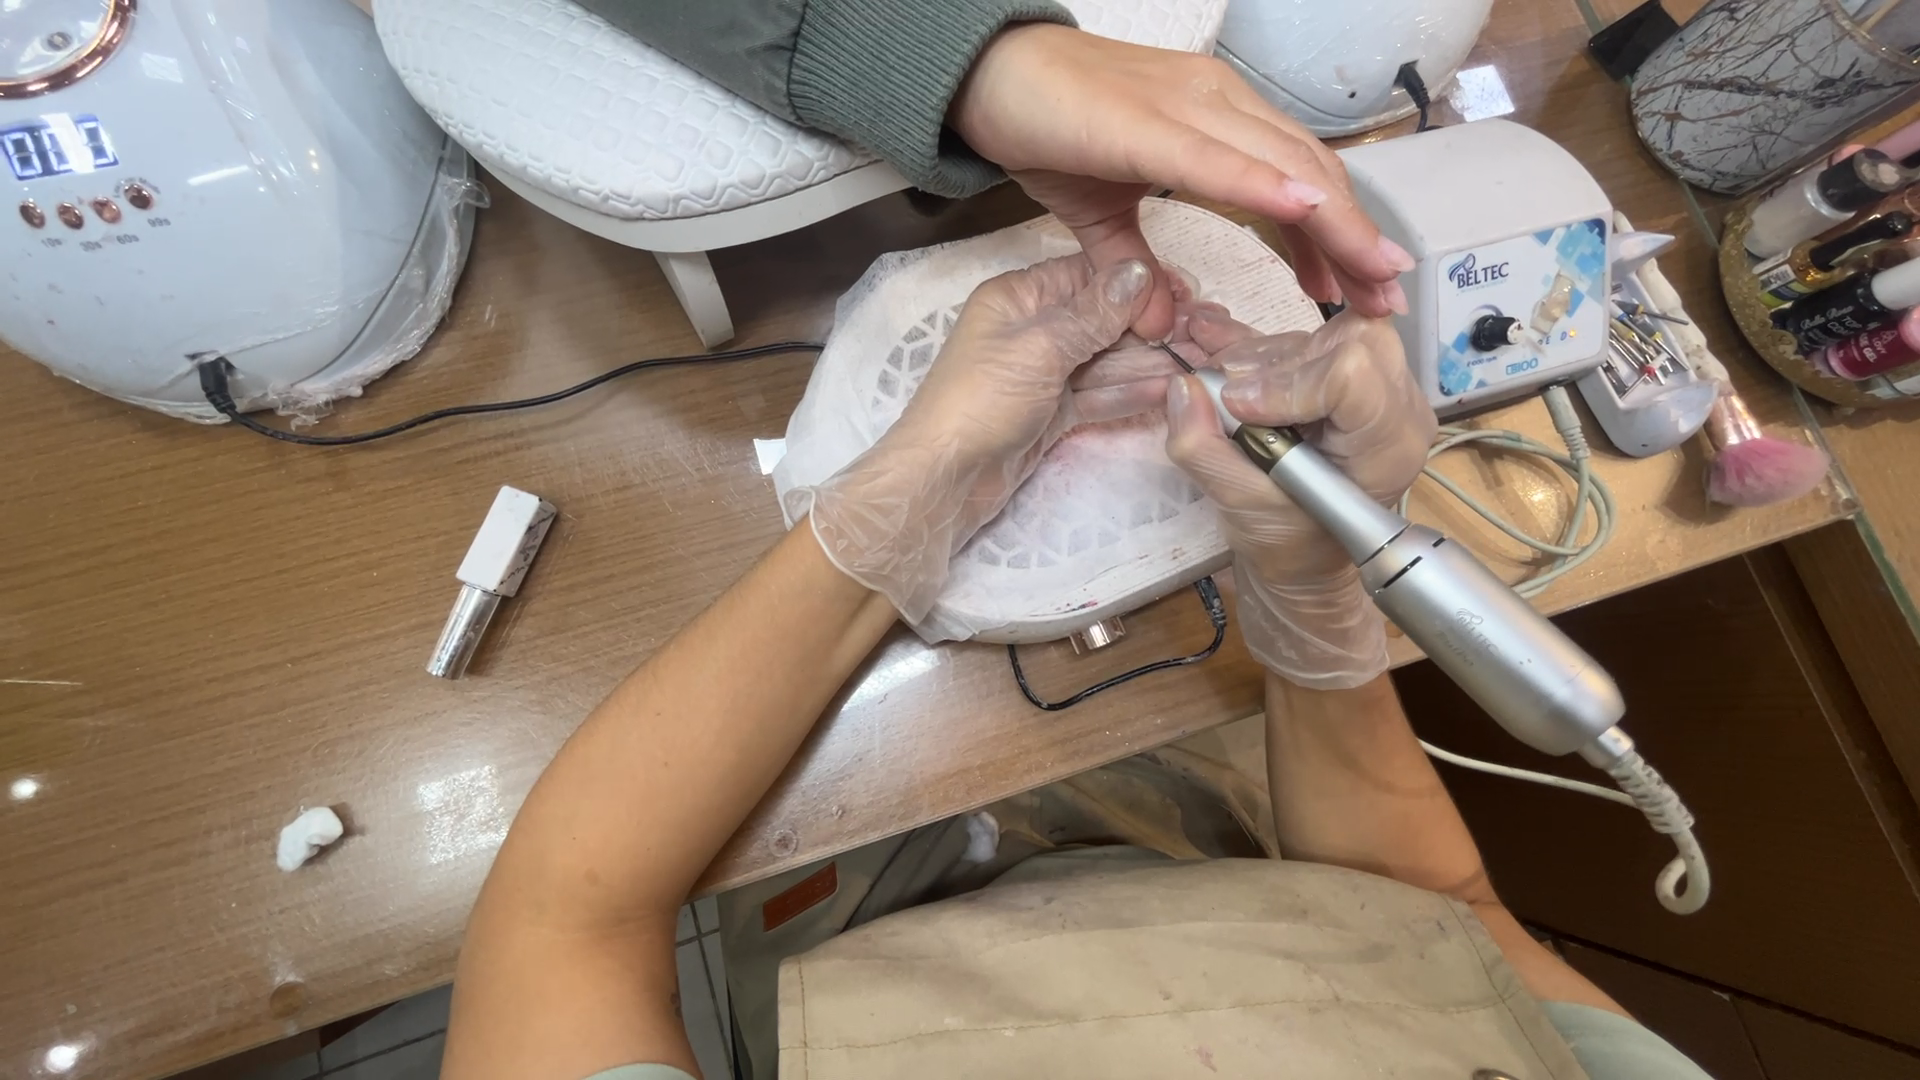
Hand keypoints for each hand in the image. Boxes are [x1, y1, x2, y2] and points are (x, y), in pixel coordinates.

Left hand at [798, 256, 1163, 625]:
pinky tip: (1168, 391)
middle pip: (1101, 320)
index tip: (1186, 293)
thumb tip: (1139, 271)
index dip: (1137, 284)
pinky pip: (1096, 395)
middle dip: (1149, 327)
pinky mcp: (1051, 414)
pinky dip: (1128, 393)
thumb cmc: (982, 401)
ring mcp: (1043, 376)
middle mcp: (1032, 330)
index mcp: (1018, 298)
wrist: (946, 480)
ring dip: (1147, 363)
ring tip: (1198, 363)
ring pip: (1104, 361)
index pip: (1087, 277)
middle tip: (1203, 333)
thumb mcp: (1039, 348)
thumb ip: (1092, 313)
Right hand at [949, 23, 1412, 338]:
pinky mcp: (1150, 122)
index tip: (1362, 290)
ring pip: (1281, 167)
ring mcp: (1190, 106)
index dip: (1335, 238)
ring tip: (1370, 279)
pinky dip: (1264, 186)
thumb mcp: (1099, 217)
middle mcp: (1219, 106)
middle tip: (1387, 300)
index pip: (1293, 184)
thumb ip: (1135, 266)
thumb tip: (1160, 322)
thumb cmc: (1051, 133)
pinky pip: (1216, 159)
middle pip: (1307, 177)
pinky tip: (1307, 212)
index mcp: (1214, 125)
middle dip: (1354, 243)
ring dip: (1333, 225)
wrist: (992, 74)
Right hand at [1163, 309, 1435, 688]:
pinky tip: (1217, 353)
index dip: (1286, 382)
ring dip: (1259, 360)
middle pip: (1346, 340)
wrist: (1303, 551)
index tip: (1236, 407)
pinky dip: (1256, 350)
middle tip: (1231, 398)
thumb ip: (1204, 450)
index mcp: (1386, 446)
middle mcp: (1397, 404)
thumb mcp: (1239, 507)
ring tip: (1228, 399)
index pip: (1352, 374)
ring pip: (1320, 333)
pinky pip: (1306, 336)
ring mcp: (1377, 383)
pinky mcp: (1345, 371)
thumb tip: (1180, 388)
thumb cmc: (1286, 541)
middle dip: (1274, 364)